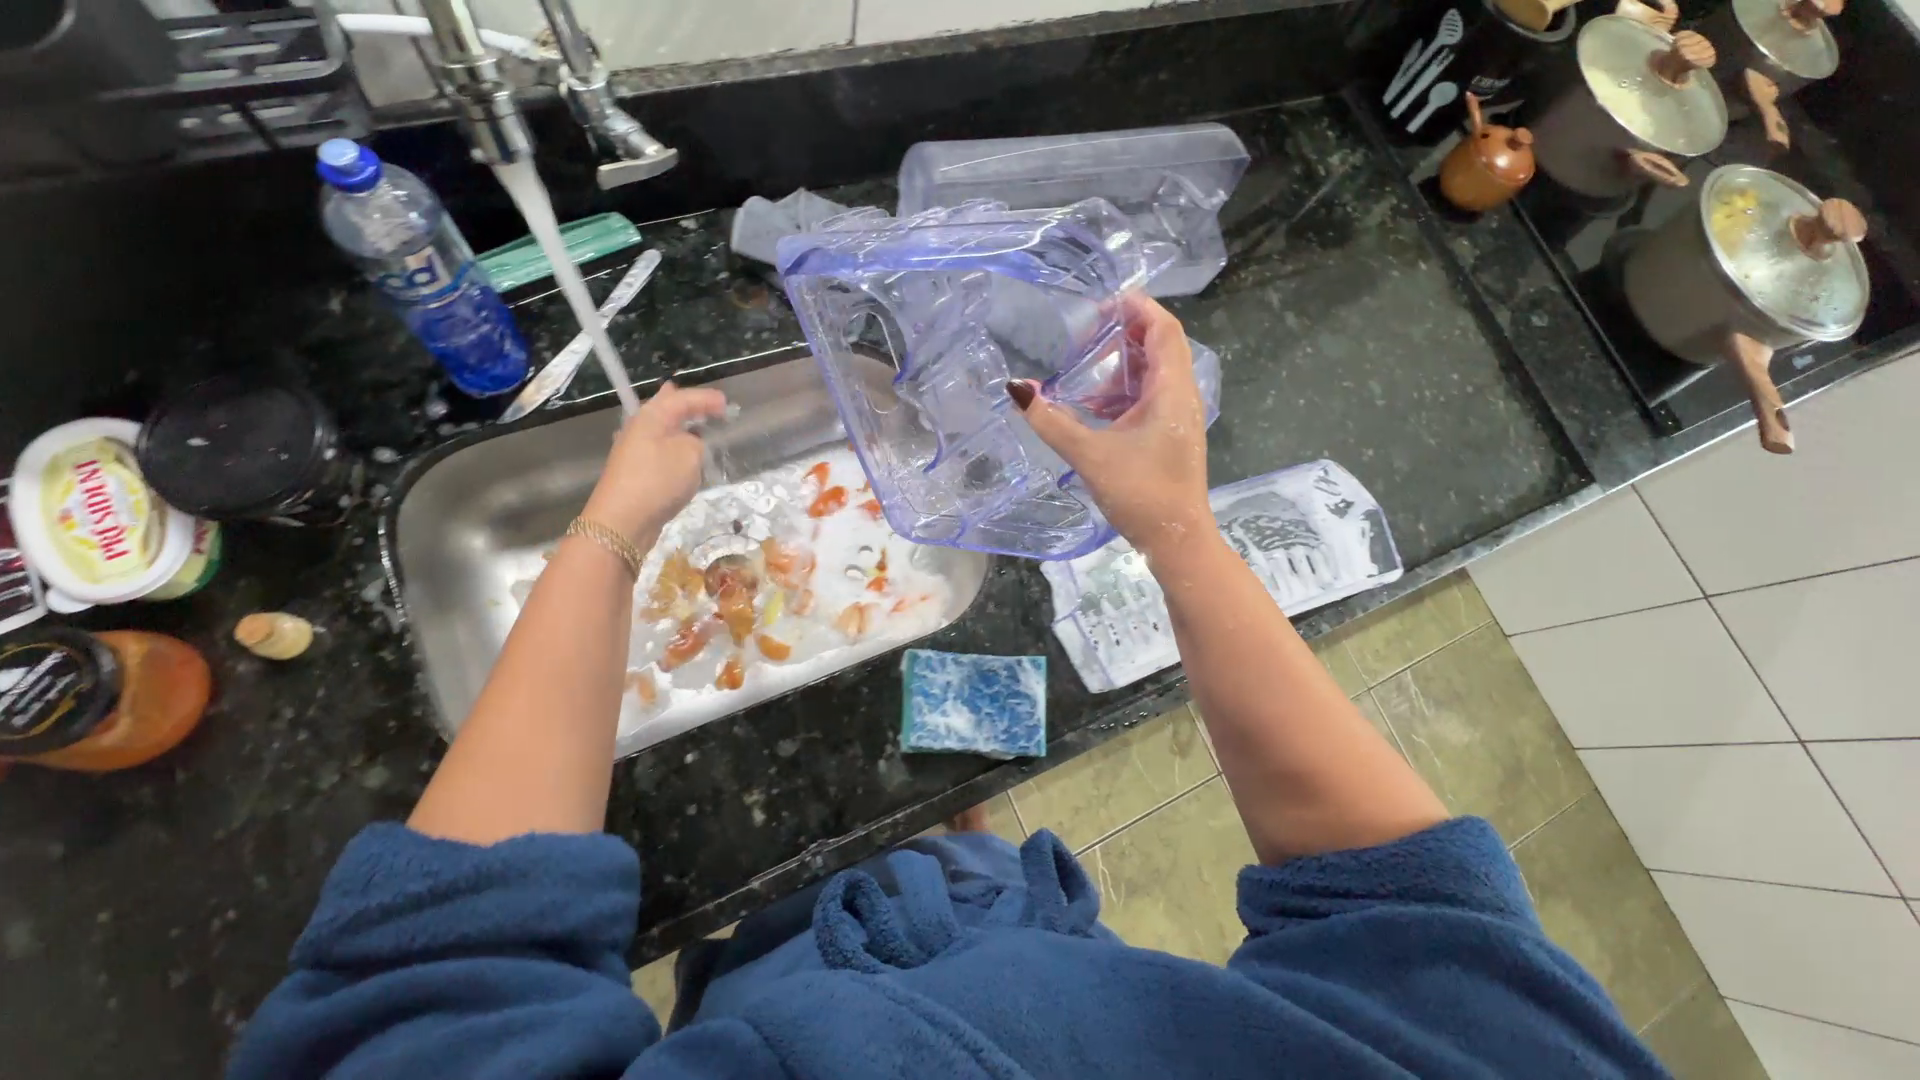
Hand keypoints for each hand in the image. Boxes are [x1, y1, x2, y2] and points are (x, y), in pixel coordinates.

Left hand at [582, 381, 727, 542]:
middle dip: (686, 405)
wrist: (622, 520)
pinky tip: (682, 452)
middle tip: (705, 403)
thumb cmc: (658, 480)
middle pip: (665, 408)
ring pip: (662, 429)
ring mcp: (635, 450)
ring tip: (695, 423)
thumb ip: (697, 442)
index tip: (727, 404)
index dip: (706, 399)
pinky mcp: (637, 472)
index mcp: (652, 417)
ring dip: (680, 426)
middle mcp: (640, 428)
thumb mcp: (690, 455)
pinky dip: (674, 446)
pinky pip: (660, 450)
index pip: (682, 399)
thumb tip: (690, 442)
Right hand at [1009, 292, 1214, 560]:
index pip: (1163, 329)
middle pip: (1160, 346)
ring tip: (1085, 368)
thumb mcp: (1090, 455)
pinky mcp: (1172, 436)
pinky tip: (1095, 406)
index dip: (1138, 307)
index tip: (1103, 302)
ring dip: (1123, 365)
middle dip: (1125, 334)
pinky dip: (1125, 392)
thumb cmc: (1141, 493)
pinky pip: (1151, 398)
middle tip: (1087, 332)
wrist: (1177, 540)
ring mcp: (1179, 418)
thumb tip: (1017, 389)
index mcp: (1171, 390)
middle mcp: (1181, 396)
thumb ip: (1052, 421)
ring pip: (1155, 374)